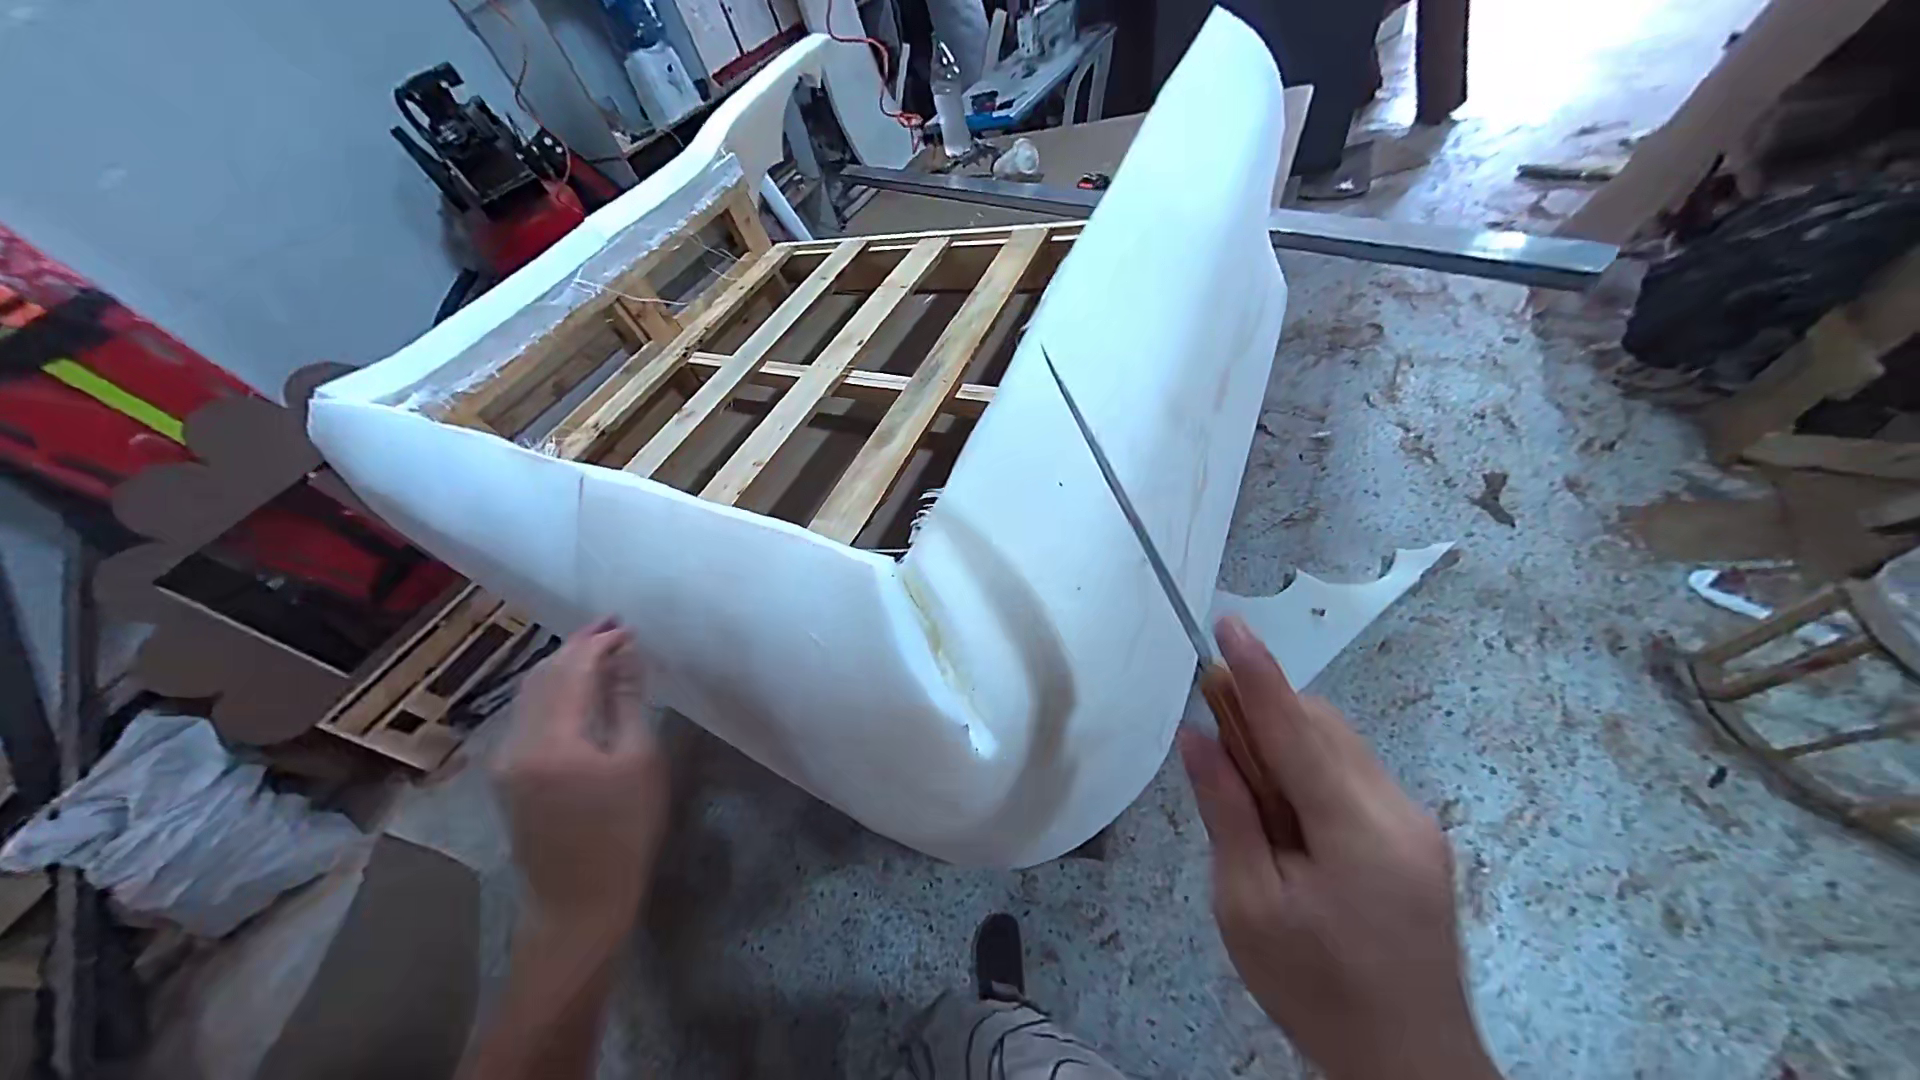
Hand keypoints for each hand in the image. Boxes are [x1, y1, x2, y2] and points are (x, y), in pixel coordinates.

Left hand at [493, 619, 668, 945]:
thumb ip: (627, 701)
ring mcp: (505, 760)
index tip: (629, 625)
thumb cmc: (625, 829)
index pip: (572, 670)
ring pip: (530, 693)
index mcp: (551, 741)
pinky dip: (554, 690)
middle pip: (543, 676)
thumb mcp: (639, 760)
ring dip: (564, 665)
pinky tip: (580, 687)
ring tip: (601, 648)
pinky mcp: (508, 774)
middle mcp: (516, 743)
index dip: (600, 642)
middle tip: (615, 626)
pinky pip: (529, 714)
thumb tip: (626, 653)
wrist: (580, 899)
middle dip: (578, 646)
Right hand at [1178, 617, 1498, 1079]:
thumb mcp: (1246, 905)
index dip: (1256, 672)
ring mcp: (1415, 821)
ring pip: (1336, 742)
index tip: (1229, 623)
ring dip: (1284, 740)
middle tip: (1216, 744)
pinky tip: (1287, 816)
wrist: (1411, 1066)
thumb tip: (1196, 737)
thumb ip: (1226, 811)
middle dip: (1264, 713)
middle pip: (1319, 725)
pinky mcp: (1416, 833)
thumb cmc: (1314, 989)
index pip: (1294, 729)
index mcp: (1355, 832)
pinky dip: (1308, 766)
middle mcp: (1397, 811)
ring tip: (1251, 794)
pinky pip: (1350, 769)